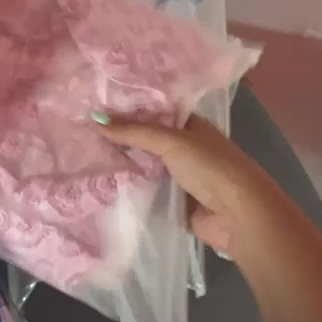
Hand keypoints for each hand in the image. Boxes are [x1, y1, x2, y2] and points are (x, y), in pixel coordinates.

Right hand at [94, 111, 277, 257]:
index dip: (125, 107)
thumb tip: (94, 119)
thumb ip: (134, 132)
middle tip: (81, 128)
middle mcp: (183, 146)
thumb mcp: (172, 141)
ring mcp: (178, 175)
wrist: (241, 217)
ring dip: (122, 162)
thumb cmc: (211, 167)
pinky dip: (129, 186)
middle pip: (144, 138)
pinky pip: (145, 189)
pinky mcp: (173, 201)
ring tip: (83, 152)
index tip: (92, 104)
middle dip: (119, 136)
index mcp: (188, 124)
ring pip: (143, 164)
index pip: (151, 110)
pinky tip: (100, 180)